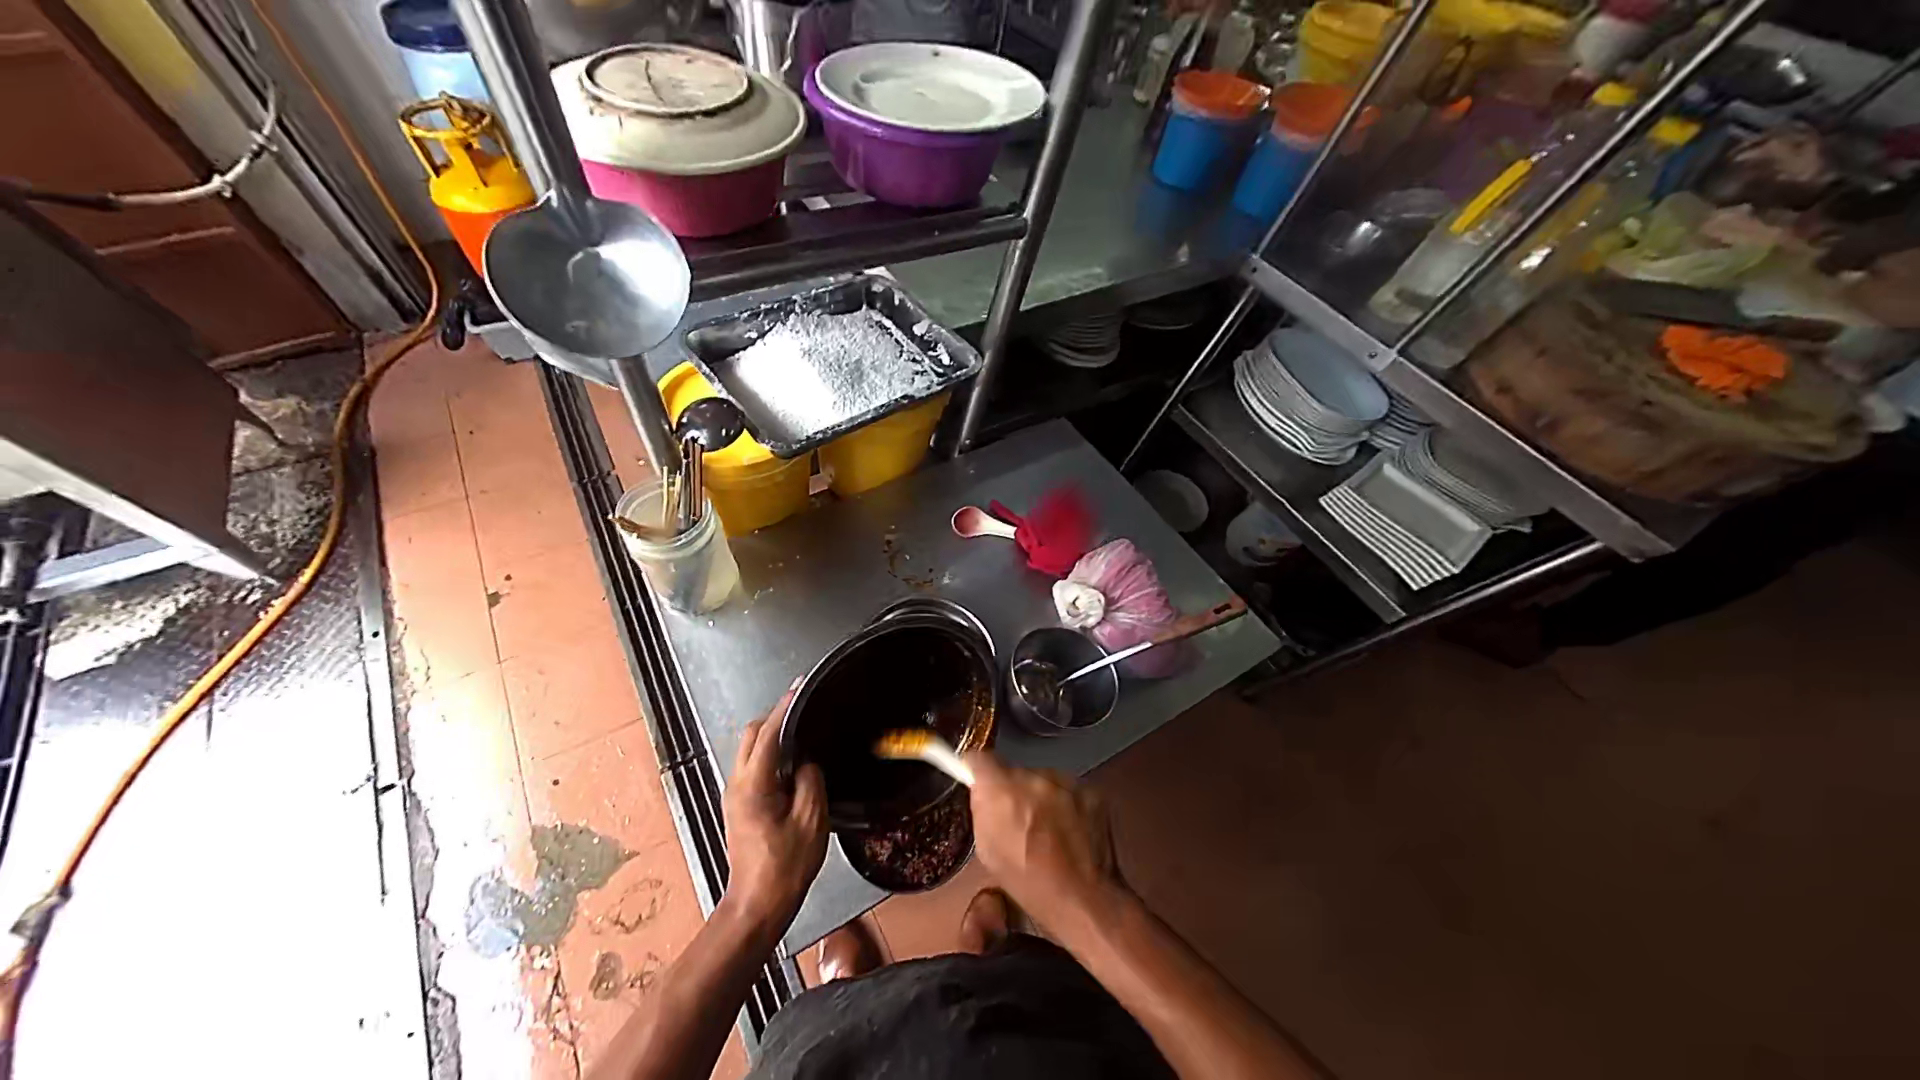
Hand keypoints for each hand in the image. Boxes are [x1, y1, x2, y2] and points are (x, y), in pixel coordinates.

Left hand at [723, 686, 826, 927]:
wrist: (757, 906)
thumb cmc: (784, 867)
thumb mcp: (811, 821)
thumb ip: (810, 781)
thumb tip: (806, 763)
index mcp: (753, 785)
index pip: (767, 733)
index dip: (784, 707)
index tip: (799, 687)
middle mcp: (737, 785)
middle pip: (750, 735)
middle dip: (774, 716)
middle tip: (803, 708)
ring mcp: (735, 796)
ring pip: (750, 750)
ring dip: (772, 736)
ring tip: (802, 730)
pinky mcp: (740, 807)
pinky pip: (754, 767)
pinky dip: (771, 755)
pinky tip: (794, 761)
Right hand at [964, 752, 1122, 927]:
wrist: (1084, 896)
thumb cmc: (1030, 882)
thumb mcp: (988, 851)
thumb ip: (982, 811)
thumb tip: (982, 793)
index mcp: (1001, 789)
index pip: (979, 758)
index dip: (976, 768)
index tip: (976, 776)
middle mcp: (1033, 776)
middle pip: (1015, 772)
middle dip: (1014, 791)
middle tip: (1019, 820)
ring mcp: (1065, 781)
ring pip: (1044, 780)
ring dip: (1041, 797)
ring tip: (1048, 831)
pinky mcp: (1090, 790)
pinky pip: (1069, 790)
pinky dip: (1066, 805)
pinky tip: (1069, 832)